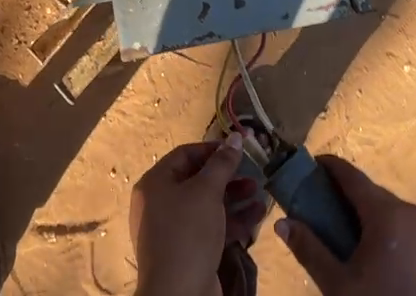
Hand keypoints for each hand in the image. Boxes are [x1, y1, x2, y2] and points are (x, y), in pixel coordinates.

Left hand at [130, 133, 266, 295]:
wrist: (178, 295)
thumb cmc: (187, 232)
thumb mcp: (206, 191)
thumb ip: (222, 163)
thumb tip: (236, 136)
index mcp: (155, 183)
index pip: (185, 155)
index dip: (212, 149)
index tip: (238, 148)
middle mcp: (161, 204)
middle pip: (198, 181)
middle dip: (228, 177)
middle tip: (253, 173)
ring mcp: (174, 230)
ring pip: (208, 206)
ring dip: (235, 198)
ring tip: (260, 193)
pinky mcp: (189, 252)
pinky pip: (212, 228)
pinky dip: (232, 221)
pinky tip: (257, 216)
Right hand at [275, 155, 415, 295]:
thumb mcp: (339, 285)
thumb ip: (309, 250)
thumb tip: (281, 224)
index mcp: (386, 213)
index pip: (352, 176)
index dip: (328, 166)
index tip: (308, 165)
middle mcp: (409, 212)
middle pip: (369, 192)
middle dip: (342, 194)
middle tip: (316, 207)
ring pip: (386, 210)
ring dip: (362, 213)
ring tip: (339, 232)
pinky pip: (401, 228)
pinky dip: (381, 229)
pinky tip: (368, 252)